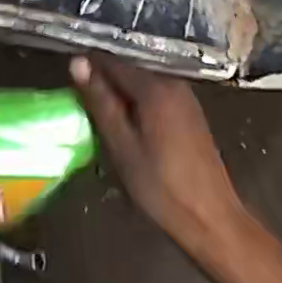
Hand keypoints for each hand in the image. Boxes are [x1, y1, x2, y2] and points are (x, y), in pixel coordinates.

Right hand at [70, 55, 247, 256]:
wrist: (213, 221)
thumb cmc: (160, 185)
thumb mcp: (121, 143)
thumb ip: (99, 99)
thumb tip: (76, 61)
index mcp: (154, 87)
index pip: (111, 60)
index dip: (87, 68)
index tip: (68, 83)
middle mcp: (173, 83)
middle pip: (127, 69)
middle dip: (103, 80)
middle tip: (82, 103)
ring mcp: (185, 97)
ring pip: (140, 82)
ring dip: (119, 93)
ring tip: (100, 113)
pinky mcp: (190, 113)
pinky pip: (153, 94)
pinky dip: (136, 102)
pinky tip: (126, 123)